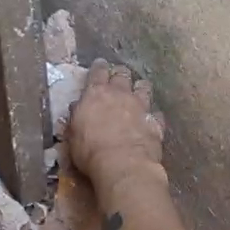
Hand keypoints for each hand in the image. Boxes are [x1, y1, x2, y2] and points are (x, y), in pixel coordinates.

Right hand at [66, 60, 165, 191]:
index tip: (100, 65)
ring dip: (140, 88)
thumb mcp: (73, 134)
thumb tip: (77, 107)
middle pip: (122, 75)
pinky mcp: (155, 122)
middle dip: (120, 74)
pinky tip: (150, 119)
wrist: (122, 165)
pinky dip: (152, 114)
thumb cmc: (90, 150)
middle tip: (118, 77)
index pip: (97, 72)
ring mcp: (141, 106)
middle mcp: (120, 94)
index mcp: (96, 94)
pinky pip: (156, 113)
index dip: (98, 67)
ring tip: (138, 92)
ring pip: (144, 87)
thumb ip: (76, 117)